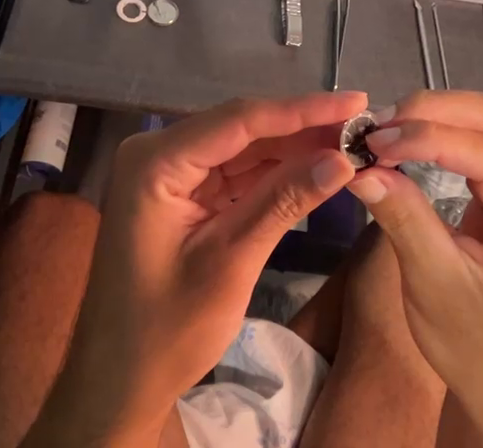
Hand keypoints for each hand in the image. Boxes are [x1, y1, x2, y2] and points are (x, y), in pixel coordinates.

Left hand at [25, 92, 366, 445]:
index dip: (302, 110)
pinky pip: (236, 172)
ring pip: (244, 148)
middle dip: (303, 127)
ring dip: (295, 148)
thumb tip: (342, 160)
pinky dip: (276, 173)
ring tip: (351, 141)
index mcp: (156, 162)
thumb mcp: (230, 262)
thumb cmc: (166, 329)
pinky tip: (317, 166)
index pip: (240, 121)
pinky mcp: (184, 194)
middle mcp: (159, 153)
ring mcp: (171, 173)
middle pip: (243, 128)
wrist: (119, 379)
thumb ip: (283, 202)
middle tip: (363, 124)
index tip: (355, 102)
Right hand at [344, 91, 482, 444]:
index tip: (376, 142)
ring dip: (441, 112)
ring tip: (391, 127)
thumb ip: (402, 216)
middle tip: (377, 127)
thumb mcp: (431, 283)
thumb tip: (359, 166)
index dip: (430, 138)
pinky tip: (415, 134)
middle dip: (435, 111)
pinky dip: (451, 126)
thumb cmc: (471, 343)